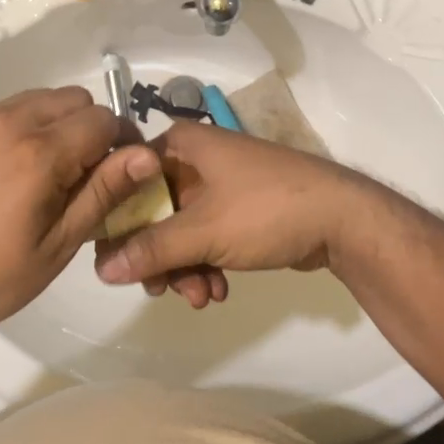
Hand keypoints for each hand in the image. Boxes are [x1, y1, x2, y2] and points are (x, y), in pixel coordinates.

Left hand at [0, 87, 160, 347]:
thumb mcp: (59, 244)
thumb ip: (104, 191)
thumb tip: (147, 155)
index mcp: (39, 153)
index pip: (102, 120)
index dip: (121, 143)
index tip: (121, 173)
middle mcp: (10, 122)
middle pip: (75, 99)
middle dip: (91, 129)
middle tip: (86, 175)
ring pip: (43, 98)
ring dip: (60, 123)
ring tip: (51, 173)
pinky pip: (10, 108)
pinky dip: (27, 125)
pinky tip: (17, 170)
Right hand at [94, 121, 378, 303]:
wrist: (341, 218)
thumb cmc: (265, 208)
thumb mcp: (203, 231)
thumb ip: (151, 250)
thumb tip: (102, 270)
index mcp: (181, 144)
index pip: (127, 178)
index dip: (116, 219)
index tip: (112, 260)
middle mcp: (195, 157)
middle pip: (153, 209)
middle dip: (157, 255)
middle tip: (159, 290)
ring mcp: (219, 183)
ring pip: (179, 229)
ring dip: (184, 267)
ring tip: (200, 298)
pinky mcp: (238, 209)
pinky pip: (205, 236)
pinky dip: (205, 264)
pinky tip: (217, 292)